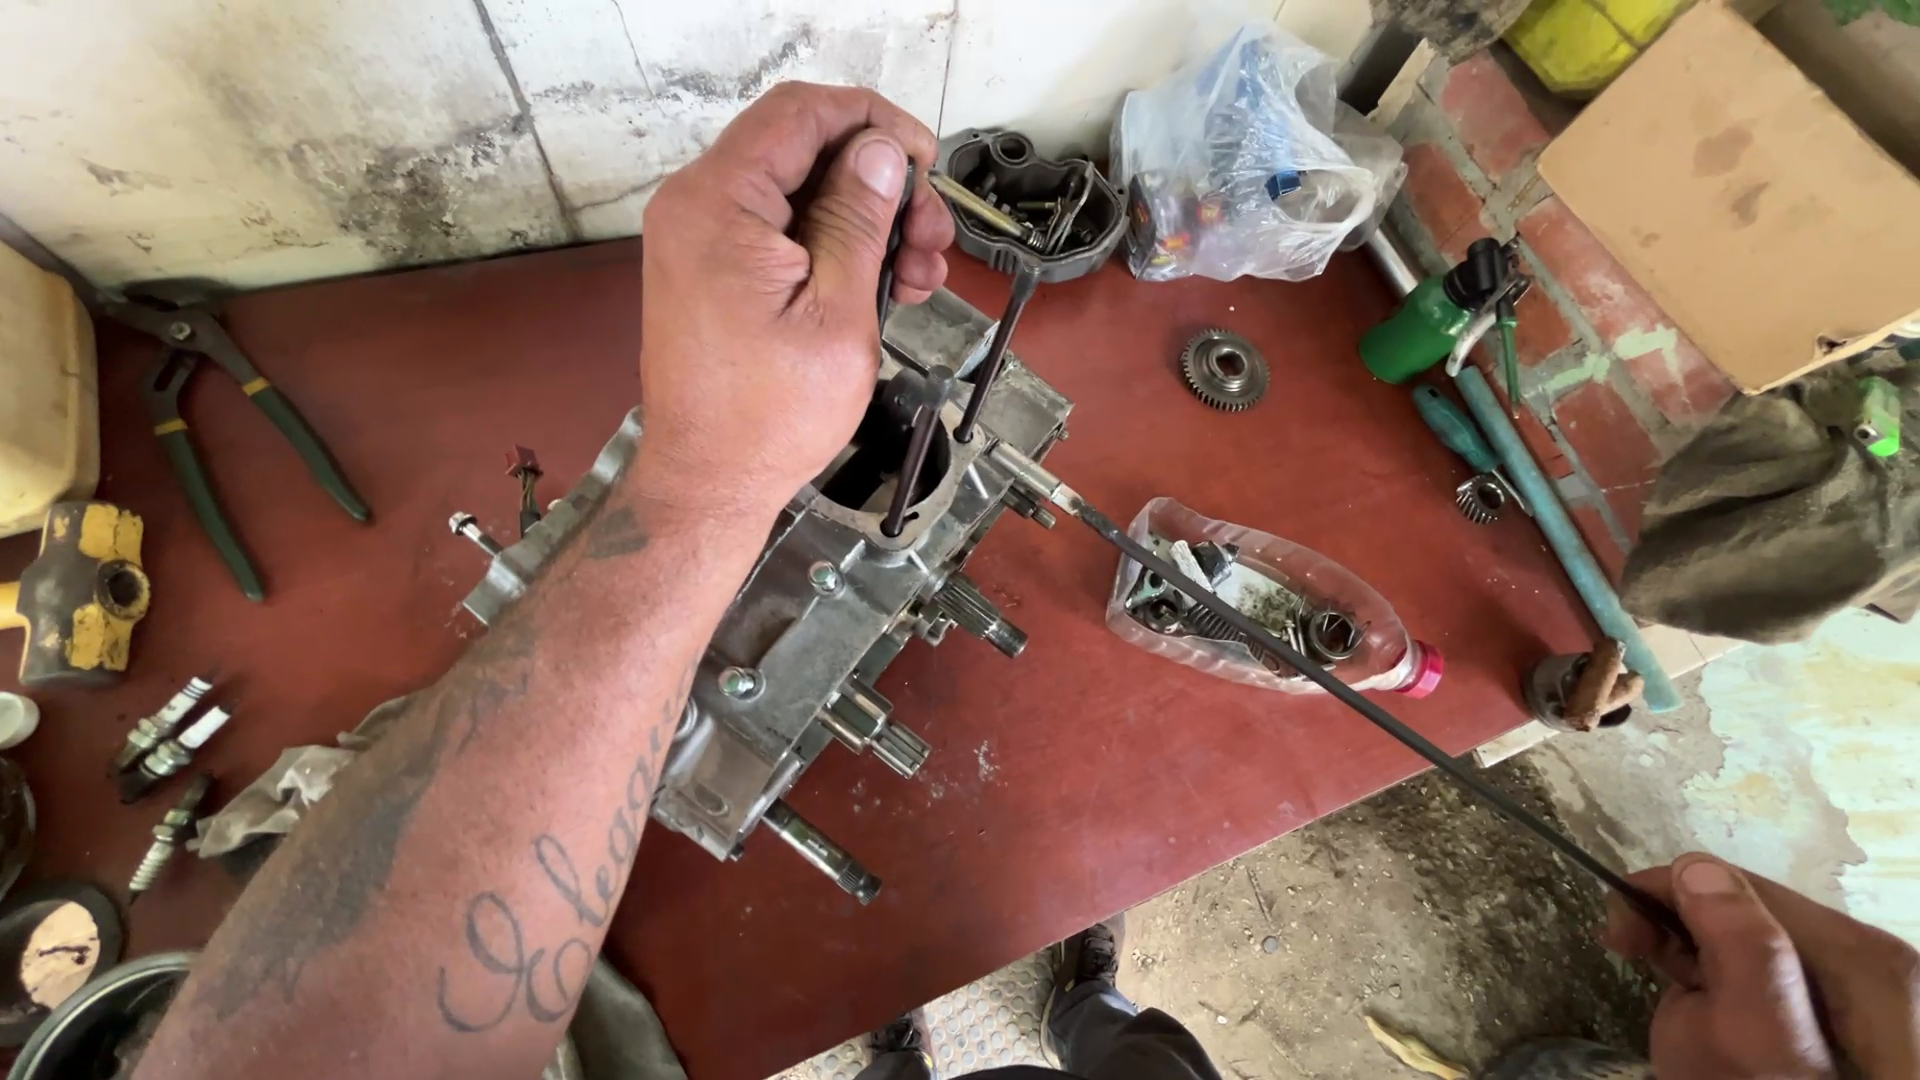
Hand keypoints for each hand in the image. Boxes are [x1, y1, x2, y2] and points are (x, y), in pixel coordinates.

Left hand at [633, 82, 954, 519]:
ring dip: (867, 224)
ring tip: (917, 274)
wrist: (713, 481)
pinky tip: (882, 286)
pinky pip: (784, 236)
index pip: (802, 114)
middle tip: (931, 236)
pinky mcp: (716, 274)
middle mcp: (698, 210)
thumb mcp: (837, 315)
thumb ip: (858, 222)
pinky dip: (835, 251)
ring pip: (801, 198)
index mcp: (719, 206)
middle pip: (805, 154)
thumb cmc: (767, 420)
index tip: (924, 162)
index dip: (874, 125)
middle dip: (880, 187)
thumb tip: (880, 155)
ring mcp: (703, 242)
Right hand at [1605, 853, 1919, 1079]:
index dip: (1662, 897)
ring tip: (1677, 982)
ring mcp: (1867, 977)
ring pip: (1747, 915)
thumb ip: (1743, 954)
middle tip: (1637, 959)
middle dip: (1676, 919)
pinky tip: (1709, 987)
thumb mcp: (1750, 1041)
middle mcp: (1880, 959)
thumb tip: (1697, 868)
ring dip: (1692, 938)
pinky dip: (1718, 956)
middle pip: (1744, 898)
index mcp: (1871, 962)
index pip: (1735, 884)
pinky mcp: (1846, 990)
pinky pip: (1763, 940)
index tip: (1623, 942)